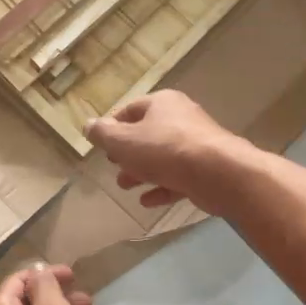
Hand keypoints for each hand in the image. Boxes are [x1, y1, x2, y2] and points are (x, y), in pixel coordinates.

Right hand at [86, 91, 255, 212]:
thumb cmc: (164, 150)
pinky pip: (178, 177)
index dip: (113, 127)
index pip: (130, 110)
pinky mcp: (205, 169)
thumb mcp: (123, 141)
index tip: (102, 145)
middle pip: (147, 134)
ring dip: (142, 172)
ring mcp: (195, 144)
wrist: (217, 173)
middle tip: (114, 167)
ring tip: (125, 186)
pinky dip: (161, 187)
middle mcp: (181, 118)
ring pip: (162, 157)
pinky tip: (147, 201)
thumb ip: (102, 134)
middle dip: (127, 153)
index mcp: (162, 103)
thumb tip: (88, 126)